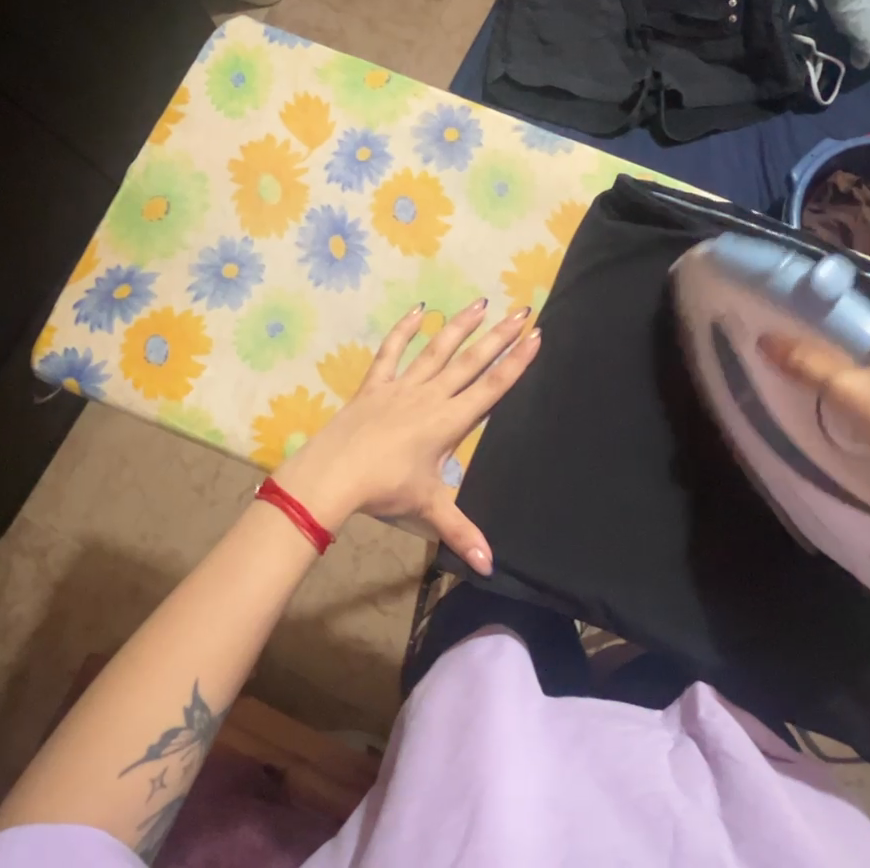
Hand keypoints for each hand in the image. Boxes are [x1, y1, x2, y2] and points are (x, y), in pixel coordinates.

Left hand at [269, 299, 539, 574]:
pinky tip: (419, 311)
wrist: (332, 474)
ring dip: (461, 326)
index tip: (536, 336)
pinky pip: (392, 352)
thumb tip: (490, 567)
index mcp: (449, 422)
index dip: (517, 363)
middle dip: (500, 336)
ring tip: (481, 303)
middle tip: (522, 310)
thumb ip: (461, 532)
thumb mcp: (428, 508)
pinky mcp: (375, 385)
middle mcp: (430, 396)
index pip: (492, 388)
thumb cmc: (384, 489)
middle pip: (472, 362)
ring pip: (438, 350)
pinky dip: (404, 330)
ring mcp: (402, 386)